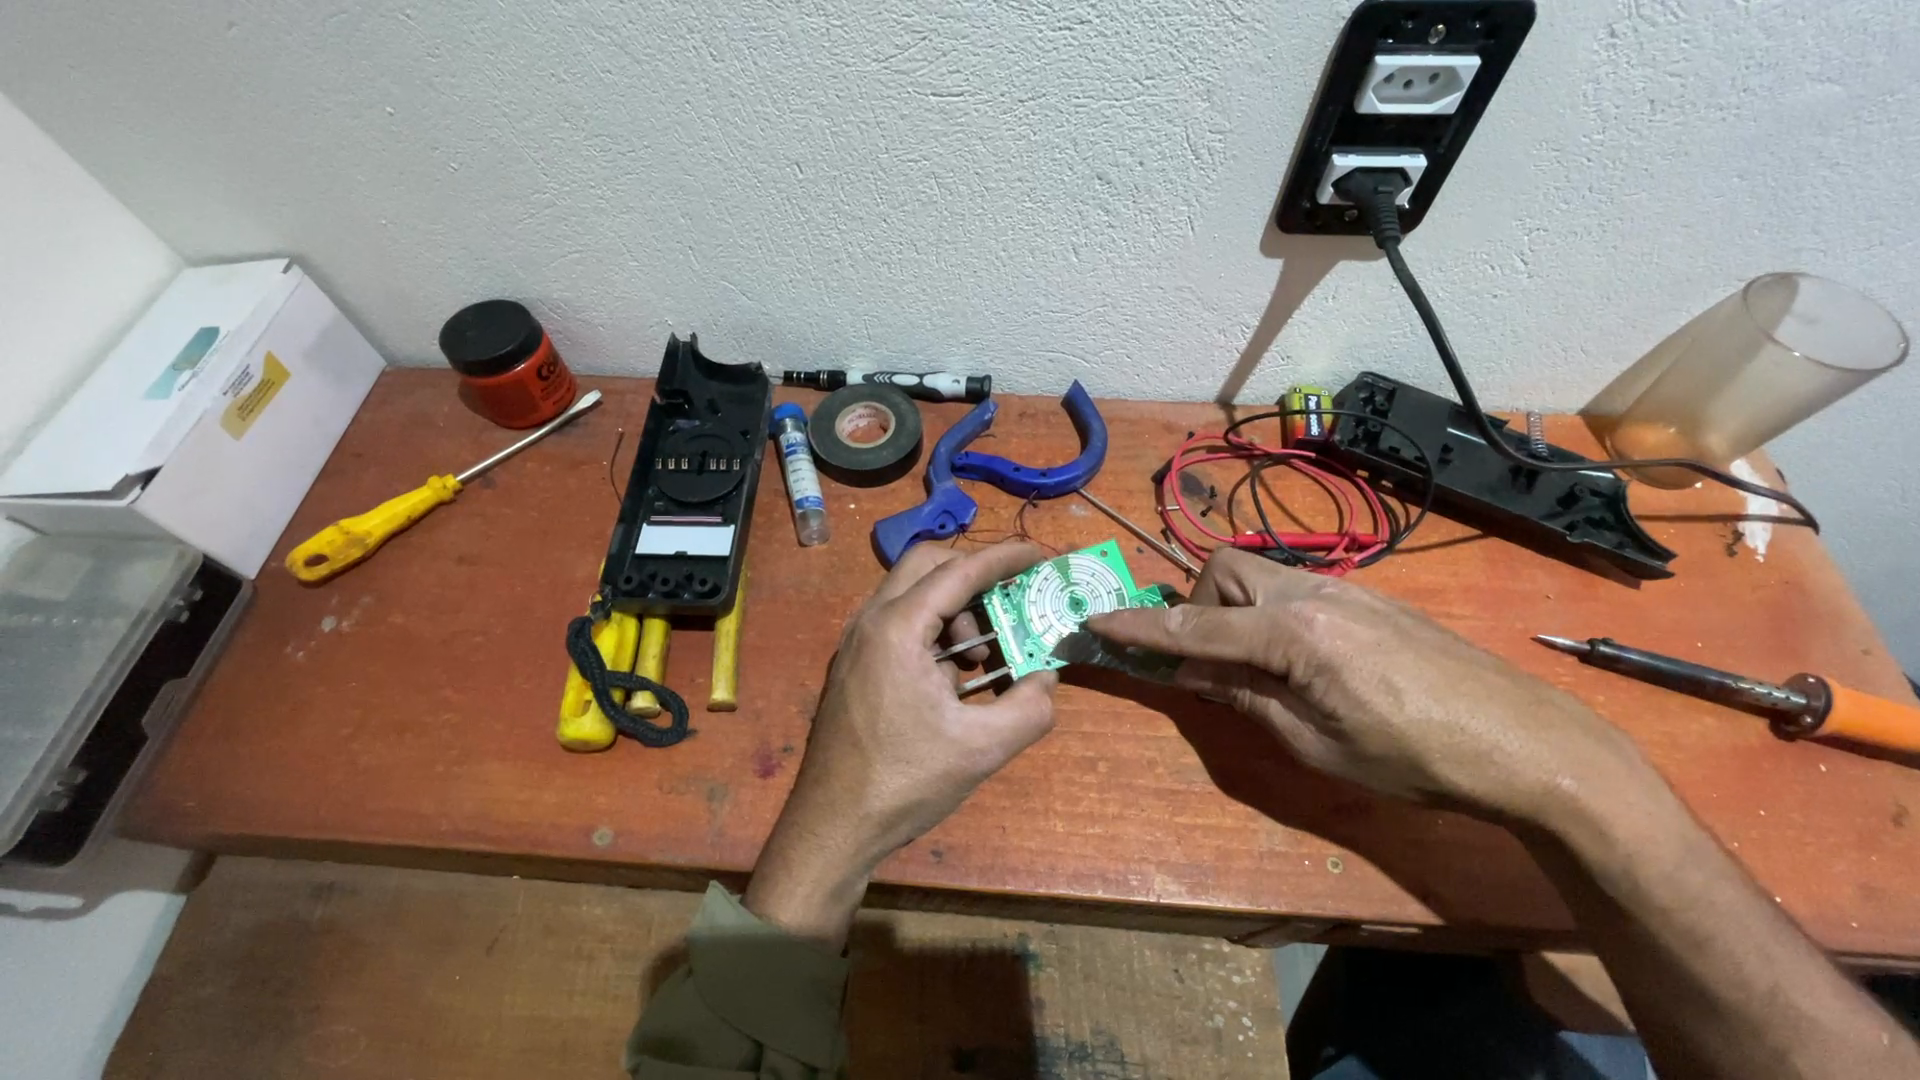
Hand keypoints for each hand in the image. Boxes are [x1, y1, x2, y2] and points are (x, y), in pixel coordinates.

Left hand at [745, 541, 1058, 943]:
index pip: (960, 570)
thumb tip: (1046, 678)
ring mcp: (854, 642)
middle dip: (973, 574)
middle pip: (926, 564)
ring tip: (979, 658)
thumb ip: (1030, 707)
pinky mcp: (851, 664)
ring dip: (952, 607)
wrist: (832, 825)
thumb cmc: (905, 782)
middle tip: (1007, 603)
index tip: (1039, 555)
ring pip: (909, 592)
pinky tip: (951, 679)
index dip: (1004, 558)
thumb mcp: (982, 749)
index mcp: (897, 628)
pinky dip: (931, 629)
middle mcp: (869, 621)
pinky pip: (896, 622)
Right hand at [1088, 549, 1646, 823]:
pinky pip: (1295, 587)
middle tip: (1210, 662)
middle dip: (1197, 606)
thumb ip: (1245, 696)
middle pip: (1222, 571)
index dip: (1138, 626)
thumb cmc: (1413, 758)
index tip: (1094, 620)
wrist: (1525, 741)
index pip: (1192, 627)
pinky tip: (1303, 659)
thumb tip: (1193, 672)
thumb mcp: (1314, 744)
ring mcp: (1345, 588)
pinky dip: (1271, 612)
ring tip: (1256, 665)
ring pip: (1259, 573)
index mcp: (1291, 634)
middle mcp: (1311, 593)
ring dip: (1234, 608)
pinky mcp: (1369, 596)